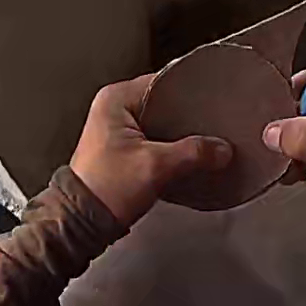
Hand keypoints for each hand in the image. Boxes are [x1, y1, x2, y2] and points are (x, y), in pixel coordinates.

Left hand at [71, 74, 233, 224]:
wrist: (83, 223)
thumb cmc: (104, 189)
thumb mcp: (155, 166)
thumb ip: (194, 153)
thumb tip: (221, 149)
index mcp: (116, 99)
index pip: (164, 82)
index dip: (190, 91)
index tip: (213, 99)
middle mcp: (115, 110)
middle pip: (165, 104)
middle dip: (188, 118)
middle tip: (213, 124)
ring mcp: (118, 132)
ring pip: (162, 125)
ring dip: (181, 136)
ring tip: (206, 141)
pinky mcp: (124, 152)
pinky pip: (157, 143)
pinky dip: (172, 150)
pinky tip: (190, 158)